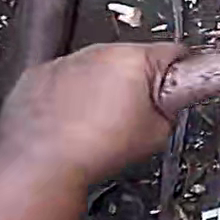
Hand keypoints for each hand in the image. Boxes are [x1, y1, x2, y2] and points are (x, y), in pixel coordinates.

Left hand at [0, 42, 186, 187]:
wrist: (42, 167)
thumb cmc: (97, 150)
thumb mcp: (159, 133)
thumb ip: (169, 108)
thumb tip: (169, 101)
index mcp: (135, 59)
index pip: (174, 52)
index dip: (181, 72)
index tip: (175, 86)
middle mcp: (100, 52)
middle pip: (134, 59)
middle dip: (138, 81)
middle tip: (135, 114)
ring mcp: (66, 61)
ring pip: (98, 68)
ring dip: (103, 86)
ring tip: (100, 122)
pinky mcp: (38, 74)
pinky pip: (65, 79)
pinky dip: (71, 94)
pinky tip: (73, 120)